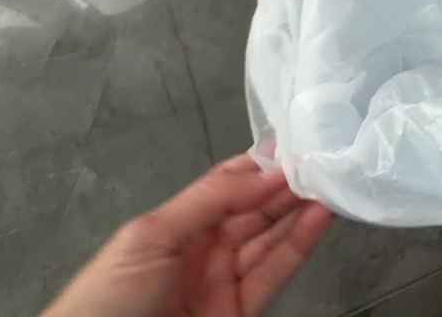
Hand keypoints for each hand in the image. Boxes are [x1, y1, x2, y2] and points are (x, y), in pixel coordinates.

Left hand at [43, 154, 333, 316]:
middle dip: (294, 181)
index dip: (267, 163)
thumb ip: (213, 199)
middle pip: (259, 206)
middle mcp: (206, 246)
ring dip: (305, 207)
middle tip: (331, 158)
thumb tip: (274, 168)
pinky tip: (323, 216)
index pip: (233, 182)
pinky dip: (303, 242)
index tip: (304, 142)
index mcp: (179, 224)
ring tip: (337, 181)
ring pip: (274, 235)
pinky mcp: (242, 311)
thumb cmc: (104, 301)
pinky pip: (277, 271)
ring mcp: (225, 279)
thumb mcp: (149, 238)